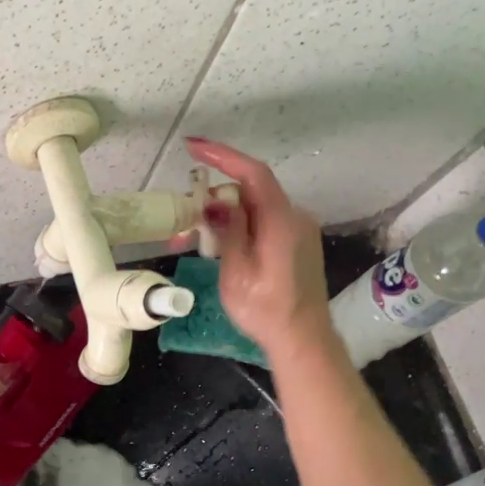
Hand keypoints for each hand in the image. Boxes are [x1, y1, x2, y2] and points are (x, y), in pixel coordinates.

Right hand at [186, 137, 335, 359]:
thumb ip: (229, 231)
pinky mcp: (295, 243)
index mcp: (280, 220)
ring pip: (255, 208)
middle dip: (213, 198)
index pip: (252, 174)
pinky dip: (238, 225)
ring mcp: (297, 229)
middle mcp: (294, 217)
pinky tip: (217, 246)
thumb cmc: (266, 310)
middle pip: (250, 191)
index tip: (193, 147)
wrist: (302, 338)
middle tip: (182, 220)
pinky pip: (262, 222)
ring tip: (192, 240)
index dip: (223, 156)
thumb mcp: (236, 272)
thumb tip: (217, 202)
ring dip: (223, 216)